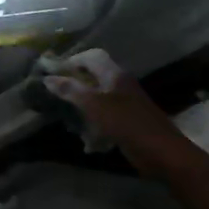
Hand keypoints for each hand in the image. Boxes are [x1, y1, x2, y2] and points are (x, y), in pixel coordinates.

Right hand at [41, 49, 173, 148]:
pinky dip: (93, 123)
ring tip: (66, 115)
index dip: (72, 60)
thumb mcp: (94, 105)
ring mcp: (125, 103)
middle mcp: (120, 84)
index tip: (53, 72)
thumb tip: (47, 78)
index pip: (91, 56)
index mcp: (115, 74)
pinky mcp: (127, 121)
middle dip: (74, 84)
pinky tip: (84, 138)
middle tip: (55, 94)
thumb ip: (71, 90)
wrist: (161, 151)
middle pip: (93, 76)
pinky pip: (104, 116)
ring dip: (81, 106)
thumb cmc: (126, 123)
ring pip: (98, 98)